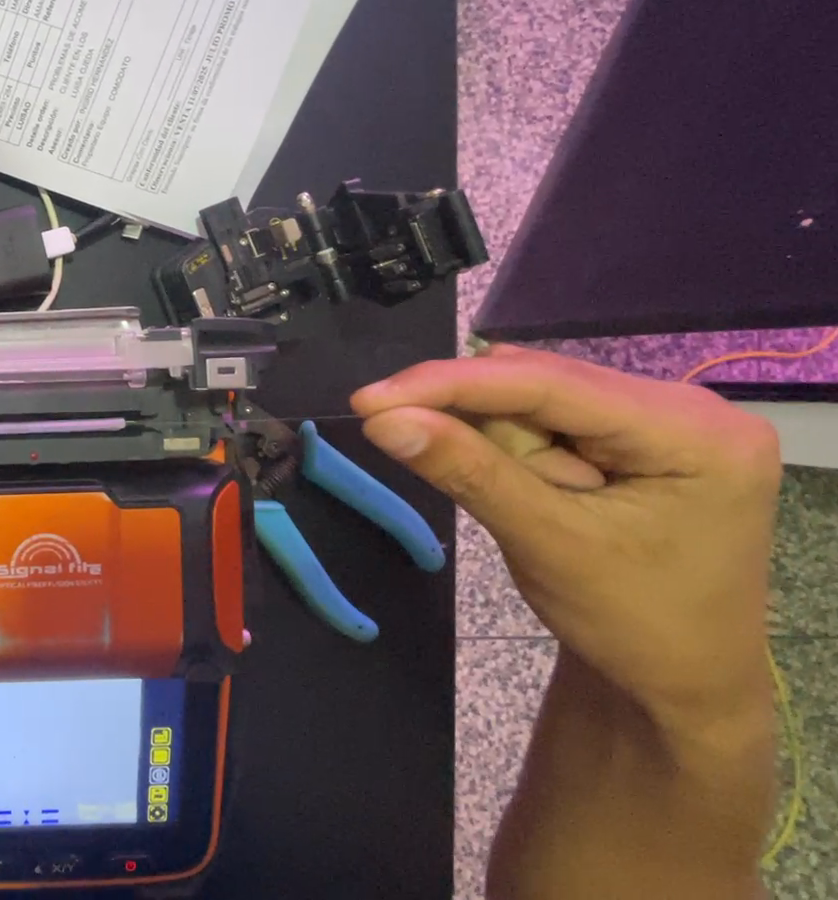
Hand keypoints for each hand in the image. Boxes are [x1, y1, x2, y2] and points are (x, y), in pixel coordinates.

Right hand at [350, 346, 778, 746]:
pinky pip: (540, 418)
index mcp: (693, 432)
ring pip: (531, 398)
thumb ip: (466, 471)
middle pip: (538, 382)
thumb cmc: (631, 621)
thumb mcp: (544, 543)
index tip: (365, 399)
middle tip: (414, 450)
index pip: (548, 383)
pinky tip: (504, 476)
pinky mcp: (627, 436)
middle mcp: (684, 408)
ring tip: (510, 497)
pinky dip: (500, 443)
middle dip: (468, 415)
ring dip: (487, 435)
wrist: (680, 678)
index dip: (449, 384)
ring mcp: (657, 419)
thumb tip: (380, 420)